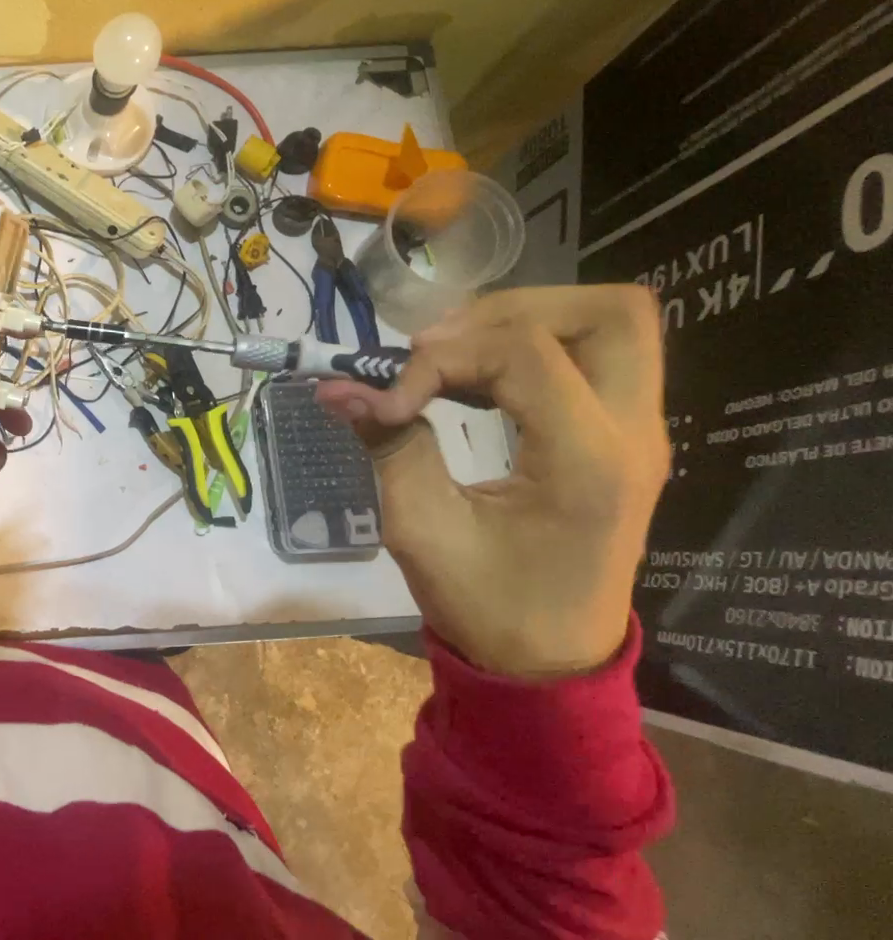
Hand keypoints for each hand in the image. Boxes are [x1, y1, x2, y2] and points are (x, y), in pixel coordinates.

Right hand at [316, 286, 667, 678]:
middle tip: (435, 347)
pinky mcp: (621, 436)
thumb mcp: (422, 529)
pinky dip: (528, 347)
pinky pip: (592, 356)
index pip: (520, 353)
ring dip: (522, 322)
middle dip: (507, 312)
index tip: (385, 401)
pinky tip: (472, 379)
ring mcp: (638, 432)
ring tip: (449, 357)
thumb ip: (388, 445)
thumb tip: (335, 387)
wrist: (549, 661)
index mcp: (587, 460)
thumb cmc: (486, 604)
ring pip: (609, 323)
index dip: (437, 360)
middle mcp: (631, 433)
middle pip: (605, 313)